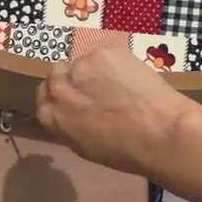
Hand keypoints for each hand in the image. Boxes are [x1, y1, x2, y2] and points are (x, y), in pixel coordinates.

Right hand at [35, 45, 201, 175]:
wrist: (158, 132)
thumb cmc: (121, 151)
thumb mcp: (81, 146)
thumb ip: (66, 124)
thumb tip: (69, 114)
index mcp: (48, 115)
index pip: (43, 96)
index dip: (59, 97)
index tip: (74, 100)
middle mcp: (58, 87)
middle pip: (57, 73)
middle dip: (72, 79)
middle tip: (93, 89)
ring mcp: (81, 65)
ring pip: (83, 62)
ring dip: (94, 70)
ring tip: (117, 83)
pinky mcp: (105, 51)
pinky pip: (105, 52)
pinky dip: (115, 61)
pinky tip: (130, 75)